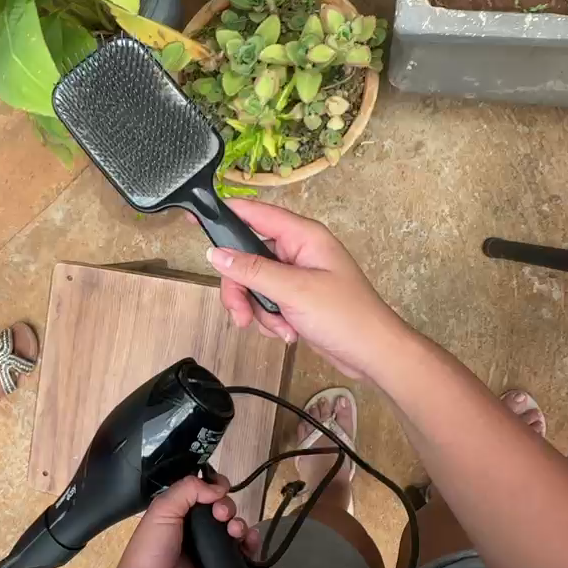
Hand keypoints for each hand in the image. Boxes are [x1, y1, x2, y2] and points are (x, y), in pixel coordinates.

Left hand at [109, 475, 260, 567]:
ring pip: (235, 529)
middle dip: (227, 507)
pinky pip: (243, 554)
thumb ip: (188, 490)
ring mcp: (211, 550)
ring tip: (236, 532)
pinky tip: (250, 543)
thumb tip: (219, 488)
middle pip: (223, 508)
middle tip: (221, 516)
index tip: (221, 489)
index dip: (216, 487)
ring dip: (241, 524)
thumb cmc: (152, 549)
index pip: (205, 492)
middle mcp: (197, 528)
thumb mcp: (162, 510)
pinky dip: (251, 545)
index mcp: (180, 511)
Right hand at [205, 200, 405, 380]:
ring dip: (258, 310)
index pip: (255, 213)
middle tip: (242, 314)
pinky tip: (287, 332)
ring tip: (277, 328)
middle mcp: (297, 251)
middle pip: (246, 258)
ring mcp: (296, 275)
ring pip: (252, 284)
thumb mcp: (294, 291)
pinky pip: (265, 302)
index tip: (194, 216)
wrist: (372, 353)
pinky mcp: (295, 298)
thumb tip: (217, 254)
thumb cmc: (347, 316)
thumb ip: (253, 270)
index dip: (224, 213)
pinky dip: (269, 320)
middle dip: (241, 289)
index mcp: (303, 236)